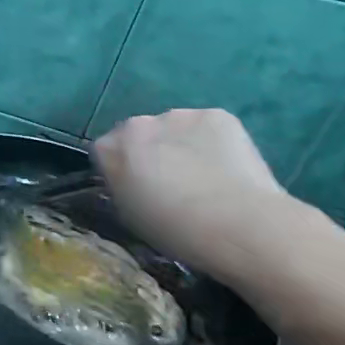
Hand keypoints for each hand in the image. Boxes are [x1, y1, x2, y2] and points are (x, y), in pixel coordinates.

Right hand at [93, 109, 291, 281]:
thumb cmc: (176, 230)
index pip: (106, 149)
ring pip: (175, 128)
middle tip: (172, 181)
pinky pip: (207, 127)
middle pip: (140, 134)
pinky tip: (227, 167)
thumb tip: (130, 177)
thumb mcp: (129, 214)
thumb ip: (121, 186)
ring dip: (181, 144)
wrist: (238, 225)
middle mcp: (140, 122)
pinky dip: (213, 142)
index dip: (121, 168)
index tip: (136, 187)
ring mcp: (180, 114)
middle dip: (151, 151)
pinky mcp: (218, 115)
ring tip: (205, 175)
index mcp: (112, 147)